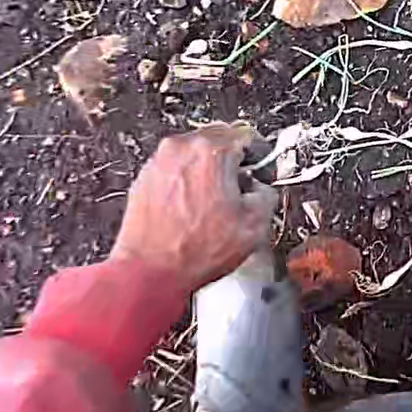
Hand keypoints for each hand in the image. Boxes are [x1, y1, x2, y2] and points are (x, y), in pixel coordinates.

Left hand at [111, 124, 279, 290]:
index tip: (264, 173)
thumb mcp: (256, 222)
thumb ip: (267, 191)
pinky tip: (195, 204)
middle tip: (244, 184)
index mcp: (212, 151)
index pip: (249, 136)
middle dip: (235, 158)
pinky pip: (176, 168)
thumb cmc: (198, 249)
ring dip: (210, 167)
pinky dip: (188, 178)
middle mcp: (182, 148)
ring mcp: (159, 162)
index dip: (263, 156)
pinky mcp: (144, 179)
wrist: (148, 275)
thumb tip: (259, 187)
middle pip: (220, 138)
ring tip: (217, 197)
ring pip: (196, 152)